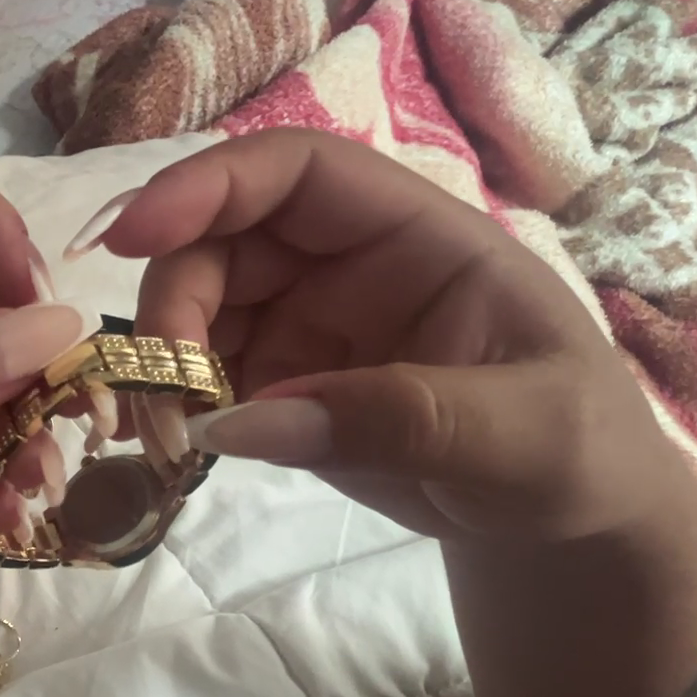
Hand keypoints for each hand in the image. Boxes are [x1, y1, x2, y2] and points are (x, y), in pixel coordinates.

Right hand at [87, 129, 683, 540]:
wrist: (545, 522)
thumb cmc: (567, 456)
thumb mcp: (519, 436)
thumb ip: (392, 420)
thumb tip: (235, 426)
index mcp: (413, 236)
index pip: (296, 174)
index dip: (206, 187)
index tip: (129, 239)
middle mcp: (343, 267)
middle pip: (221, 246)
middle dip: (171, 308)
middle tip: (157, 398)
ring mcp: (301, 326)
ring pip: (196, 311)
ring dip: (161, 365)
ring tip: (161, 437)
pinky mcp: (274, 382)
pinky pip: (199, 376)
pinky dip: (172, 404)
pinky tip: (170, 445)